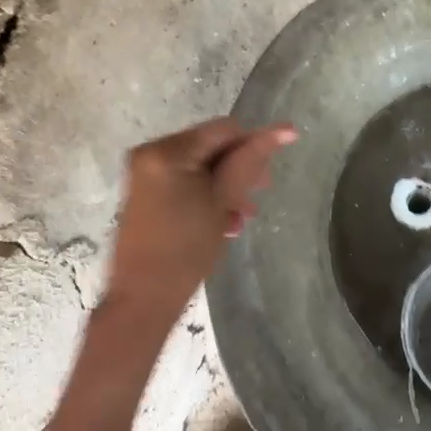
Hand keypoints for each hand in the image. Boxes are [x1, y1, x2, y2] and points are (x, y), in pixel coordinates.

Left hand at [106, 117, 296, 316]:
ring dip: (226, 185)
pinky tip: (224, 221)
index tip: (266, 179)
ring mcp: (145, 173)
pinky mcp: (146, 192)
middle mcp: (151, 152)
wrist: (143, 301)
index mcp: (167, 150)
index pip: (225, 130)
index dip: (253, 147)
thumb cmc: (186, 249)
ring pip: (201, 165)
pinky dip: (207, 194)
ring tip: (243, 215)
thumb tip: (287, 129)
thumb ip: (252, 160)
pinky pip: (185, 180)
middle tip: (259, 195)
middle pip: (212, 146)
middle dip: (239, 169)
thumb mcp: (224, 200)